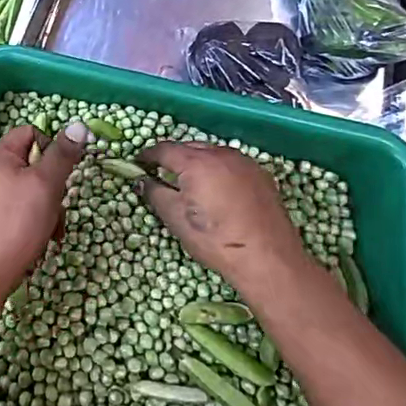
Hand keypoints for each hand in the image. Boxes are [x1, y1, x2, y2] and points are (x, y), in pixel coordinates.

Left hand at [0, 123, 87, 299]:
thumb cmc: (17, 223)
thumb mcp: (46, 184)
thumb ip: (63, 154)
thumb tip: (79, 125)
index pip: (32, 132)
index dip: (52, 149)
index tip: (62, 174)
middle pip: (34, 164)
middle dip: (53, 187)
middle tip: (57, 208)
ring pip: (31, 190)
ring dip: (48, 209)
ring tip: (52, 232)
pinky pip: (20, 209)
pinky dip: (35, 222)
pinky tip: (41, 241)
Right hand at [137, 142, 308, 284]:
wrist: (268, 258)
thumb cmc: (215, 240)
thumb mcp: (176, 219)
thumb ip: (155, 193)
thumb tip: (142, 180)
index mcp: (196, 162)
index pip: (164, 149)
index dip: (148, 155)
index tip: (138, 164)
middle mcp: (221, 154)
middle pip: (189, 147)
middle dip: (172, 157)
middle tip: (160, 172)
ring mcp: (244, 162)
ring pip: (212, 153)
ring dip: (197, 161)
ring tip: (189, 180)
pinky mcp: (261, 175)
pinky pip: (231, 164)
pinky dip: (218, 170)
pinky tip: (217, 189)